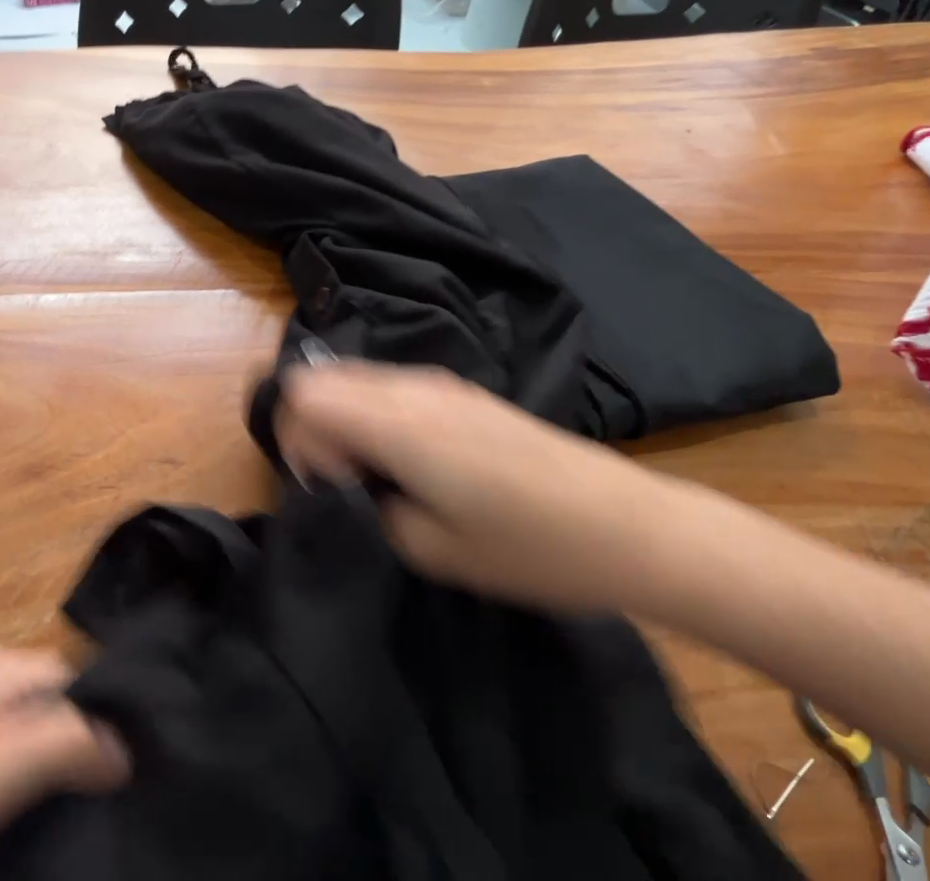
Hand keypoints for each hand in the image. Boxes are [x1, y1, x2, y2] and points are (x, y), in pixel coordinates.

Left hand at [0, 648, 129, 880]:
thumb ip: (64, 745)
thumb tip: (132, 745)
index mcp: (8, 673)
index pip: (94, 682)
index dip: (124, 723)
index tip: (154, 772)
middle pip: (75, 717)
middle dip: (101, 756)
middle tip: (130, 807)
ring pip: (52, 752)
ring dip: (74, 786)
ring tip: (103, 824)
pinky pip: (25, 781)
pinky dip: (43, 802)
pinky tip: (54, 833)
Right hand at [273, 361, 694, 614]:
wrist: (634, 528)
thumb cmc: (531, 548)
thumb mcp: (433, 550)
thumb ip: (370, 508)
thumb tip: (350, 483)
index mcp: (399, 425)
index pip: (305, 396)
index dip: (296, 442)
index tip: (329, 489)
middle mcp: (415, 390)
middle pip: (324, 379)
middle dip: (314, 427)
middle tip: (345, 483)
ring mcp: (445, 386)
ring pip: (357, 381)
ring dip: (345, 422)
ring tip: (379, 477)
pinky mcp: (467, 395)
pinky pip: (392, 389)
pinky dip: (376, 417)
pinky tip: (412, 464)